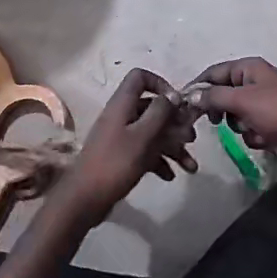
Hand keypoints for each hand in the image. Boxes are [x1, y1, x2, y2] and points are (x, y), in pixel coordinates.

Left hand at [51, 69, 197, 225]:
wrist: (85, 200)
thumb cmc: (115, 164)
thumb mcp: (143, 136)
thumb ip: (160, 112)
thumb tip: (173, 95)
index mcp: (122, 105)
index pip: (140, 77)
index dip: (160, 84)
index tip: (177, 104)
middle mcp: (121, 116)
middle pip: (152, 109)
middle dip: (175, 124)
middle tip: (191, 139)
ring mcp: (120, 137)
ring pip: (152, 133)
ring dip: (173, 147)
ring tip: (190, 166)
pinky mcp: (121, 157)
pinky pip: (145, 151)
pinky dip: (159, 161)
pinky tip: (170, 176)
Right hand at [188, 58, 276, 162]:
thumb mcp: (242, 100)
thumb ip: (213, 97)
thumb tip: (191, 95)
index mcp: (248, 68)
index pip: (213, 72)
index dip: (197, 87)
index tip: (183, 106)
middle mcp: (255, 81)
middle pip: (223, 95)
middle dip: (221, 111)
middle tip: (215, 122)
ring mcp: (264, 103)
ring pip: (236, 116)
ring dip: (240, 126)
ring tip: (253, 129)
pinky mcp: (271, 123)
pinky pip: (251, 129)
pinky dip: (255, 136)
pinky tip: (266, 139)